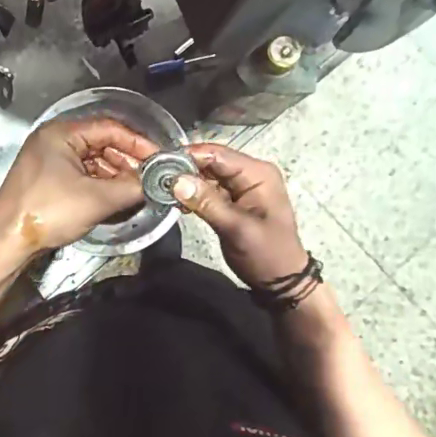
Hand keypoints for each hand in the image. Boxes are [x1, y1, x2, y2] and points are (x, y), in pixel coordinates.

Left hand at [0, 117, 159, 265]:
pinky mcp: (47, 179)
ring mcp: (49, 160)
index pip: (110, 128)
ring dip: (116, 174)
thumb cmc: (48, 212)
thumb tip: (155, 183)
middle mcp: (54, 141)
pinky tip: (117, 196)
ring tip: (138, 189)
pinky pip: (82, 174)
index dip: (138, 143)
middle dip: (128, 160)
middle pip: (102, 143)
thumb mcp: (97, 199)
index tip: (160, 158)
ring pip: (93, 160)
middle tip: (151, 176)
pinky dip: (101, 183)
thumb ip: (132, 187)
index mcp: (62, 134)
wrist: (7, 241)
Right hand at [172, 144, 309, 286]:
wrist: (281, 281)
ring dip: (186, 181)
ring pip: (207, 175)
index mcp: (258, 173)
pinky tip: (176, 201)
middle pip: (211, 162)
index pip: (218, 154)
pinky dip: (193, 194)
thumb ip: (207, 203)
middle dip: (184, 168)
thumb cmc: (266, 254)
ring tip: (160, 188)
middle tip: (154, 177)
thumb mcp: (237, 229)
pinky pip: (209, 189)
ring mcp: (241, 187)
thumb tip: (177, 181)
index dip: (188, 156)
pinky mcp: (232, 200)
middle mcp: (250, 173)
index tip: (158, 164)